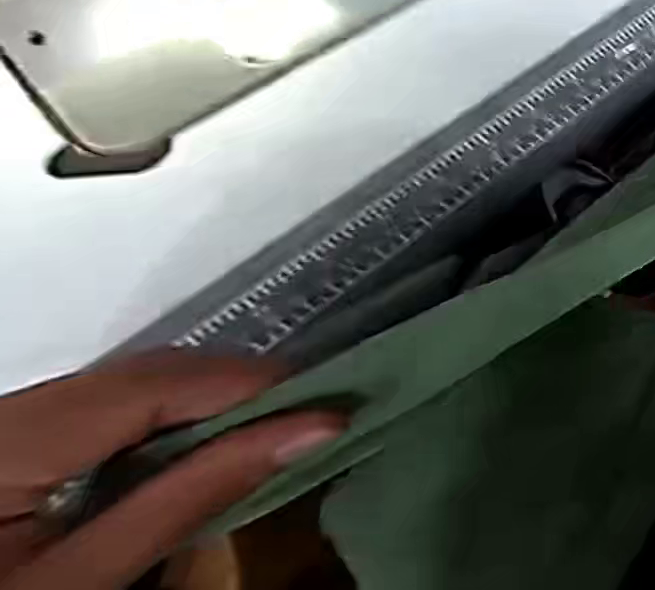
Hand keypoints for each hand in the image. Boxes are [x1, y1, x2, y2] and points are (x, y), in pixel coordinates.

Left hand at [0, 352, 345, 589]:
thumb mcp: (72, 586)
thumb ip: (194, 497)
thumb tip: (323, 425)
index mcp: (4, 440)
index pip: (163, 380)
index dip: (259, 384)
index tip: (334, 406)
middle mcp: (0, 413)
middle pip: (149, 372)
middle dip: (235, 393)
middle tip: (301, 425)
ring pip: (132, 383)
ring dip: (203, 406)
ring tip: (253, 440)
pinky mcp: (0, 443)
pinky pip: (99, 407)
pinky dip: (158, 422)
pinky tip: (179, 457)